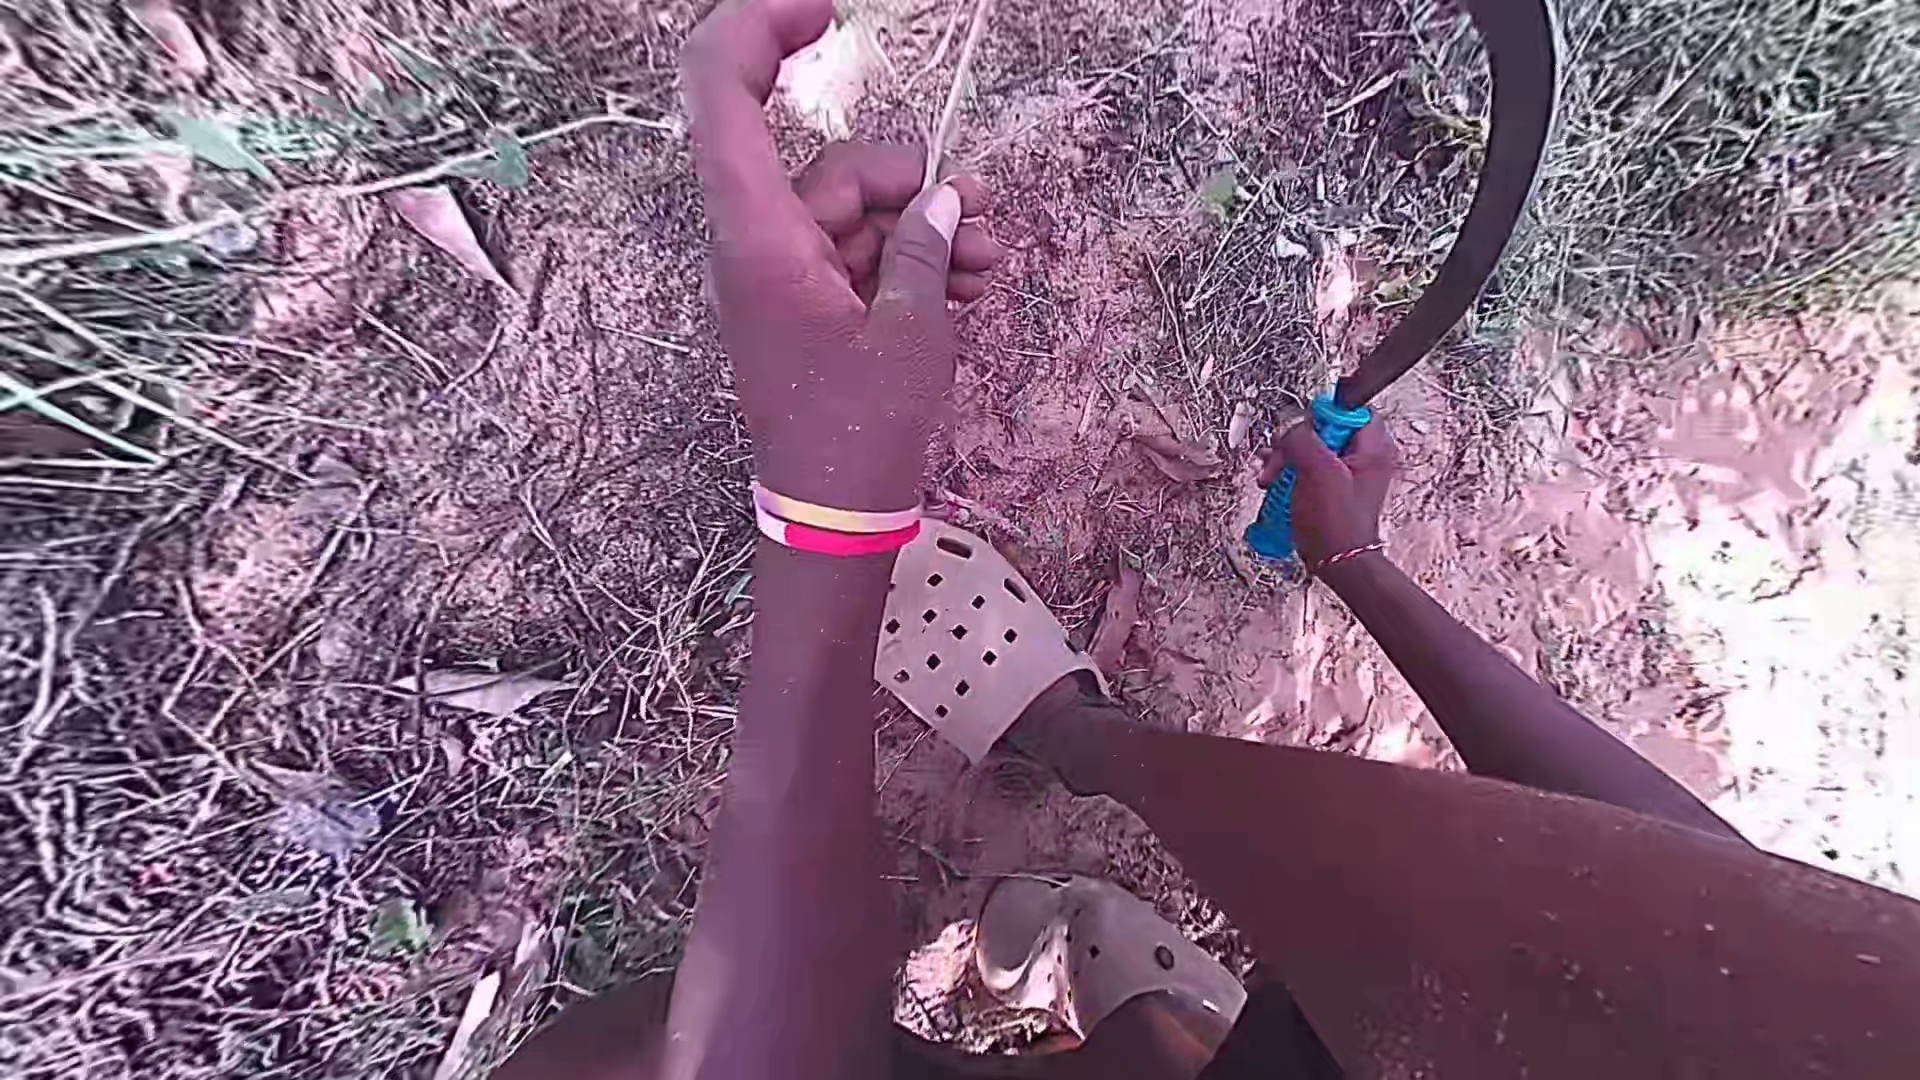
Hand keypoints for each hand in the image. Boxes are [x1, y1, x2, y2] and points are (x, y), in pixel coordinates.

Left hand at [681, 0, 1004, 511]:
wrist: (836, 513)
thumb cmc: (862, 428)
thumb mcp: (910, 334)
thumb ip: (925, 253)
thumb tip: (942, 203)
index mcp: (761, 239)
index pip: (725, 95)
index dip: (765, 30)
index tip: (828, 9)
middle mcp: (765, 253)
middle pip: (833, 177)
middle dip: (913, 187)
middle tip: (981, 213)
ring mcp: (791, 290)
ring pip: (858, 230)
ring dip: (925, 237)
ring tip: (989, 262)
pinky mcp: (815, 322)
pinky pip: (862, 273)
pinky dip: (909, 274)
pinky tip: (964, 289)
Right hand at [1259, 419, 1397, 568]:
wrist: (1335, 560)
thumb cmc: (1335, 521)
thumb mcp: (1318, 472)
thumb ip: (1302, 439)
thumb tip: (1288, 422)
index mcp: (1372, 448)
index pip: (1349, 410)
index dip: (1320, 415)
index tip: (1299, 429)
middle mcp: (1362, 457)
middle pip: (1322, 430)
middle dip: (1293, 443)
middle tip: (1277, 459)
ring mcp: (1344, 473)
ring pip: (1308, 449)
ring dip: (1284, 459)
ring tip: (1269, 476)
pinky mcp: (1328, 487)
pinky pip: (1304, 468)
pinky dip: (1287, 473)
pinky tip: (1272, 483)